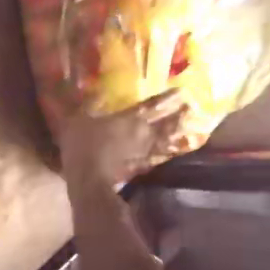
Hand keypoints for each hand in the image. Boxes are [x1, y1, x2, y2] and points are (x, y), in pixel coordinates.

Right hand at [56, 90, 189, 193]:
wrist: (88, 179)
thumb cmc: (82, 145)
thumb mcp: (78, 120)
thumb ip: (86, 105)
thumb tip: (93, 90)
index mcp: (130, 118)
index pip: (153, 105)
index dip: (168, 98)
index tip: (183, 90)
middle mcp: (143, 133)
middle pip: (166, 123)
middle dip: (178, 116)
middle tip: (191, 110)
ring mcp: (143, 153)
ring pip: (165, 141)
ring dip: (176, 136)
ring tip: (187, 131)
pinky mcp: (138, 169)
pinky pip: (154, 160)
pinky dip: (162, 156)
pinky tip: (167, 155)